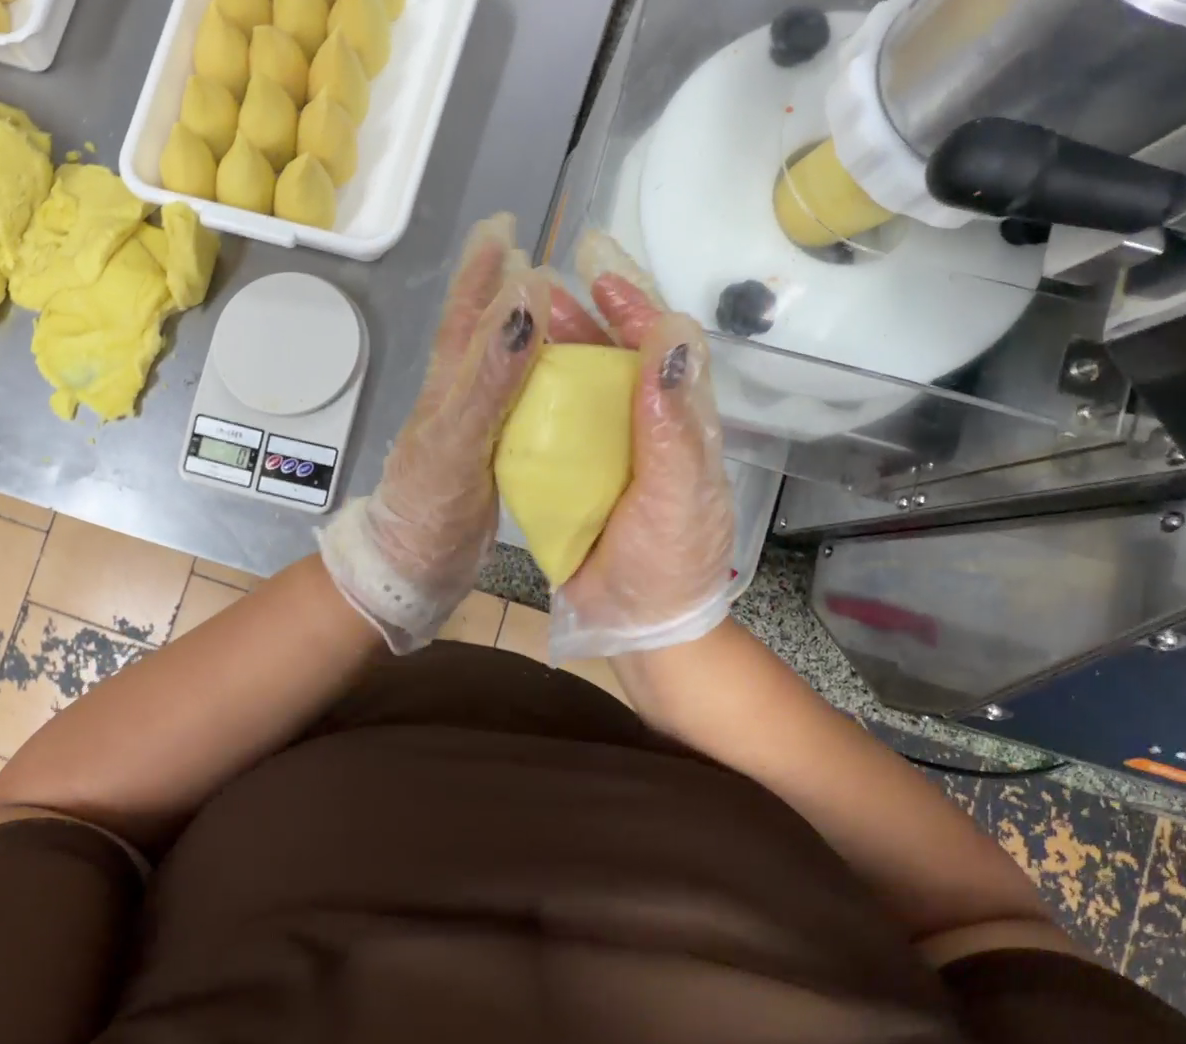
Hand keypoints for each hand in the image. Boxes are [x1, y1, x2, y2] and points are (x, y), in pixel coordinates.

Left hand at [320, 214, 550, 651]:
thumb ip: (491, 374)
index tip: (504, 226)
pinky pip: (517, 405)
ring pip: (499, 366)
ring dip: (522, 332)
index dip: (483, 270)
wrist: (414, 571)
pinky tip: (555, 384)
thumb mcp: (459, 438)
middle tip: (532, 252)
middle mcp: (457, 398)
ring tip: (554, 308)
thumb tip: (526, 296)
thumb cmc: (430, 506)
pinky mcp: (488, 459)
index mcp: (448, 384)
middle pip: (480, 332)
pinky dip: (536, 382)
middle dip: (503, 290)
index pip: (466, 314)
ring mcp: (471, 429)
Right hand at [544, 232, 736, 659]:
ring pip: (582, 390)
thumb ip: (673, 423)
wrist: (637, 625)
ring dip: (554, 355)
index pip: (662, 350)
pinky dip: (532, 402)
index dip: (634, 308)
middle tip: (541, 288)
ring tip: (519, 326)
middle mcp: (645, 429)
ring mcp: (608, 454)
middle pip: (616, 360)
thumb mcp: (679, 493)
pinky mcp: (575, 479)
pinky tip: (505, 388)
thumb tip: (666, 338)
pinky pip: (553, 430)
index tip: (599, 274)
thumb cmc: (668, 561)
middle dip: (584, 320)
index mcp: (680, 424)